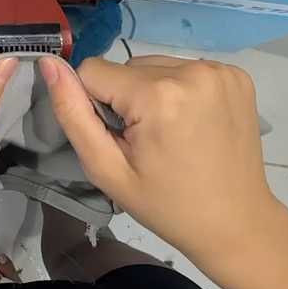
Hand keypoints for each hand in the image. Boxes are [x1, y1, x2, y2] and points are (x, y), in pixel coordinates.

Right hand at [39, 54, 287, 272]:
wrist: (238, 224)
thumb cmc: (167, 205)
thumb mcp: (107, 169)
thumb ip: (72, 113)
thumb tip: (48, 64)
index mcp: (158, 96)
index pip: (93, 71)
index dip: (96, 105)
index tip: (121, 139)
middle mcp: (192, 71)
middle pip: (125, 67)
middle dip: (125, 98)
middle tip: (146, 141)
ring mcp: (219, 70)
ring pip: (153, 66)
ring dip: (151, 92)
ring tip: (170, 133)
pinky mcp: (236, 74)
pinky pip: (182, 68)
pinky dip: (178, 90)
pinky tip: (191, 122)